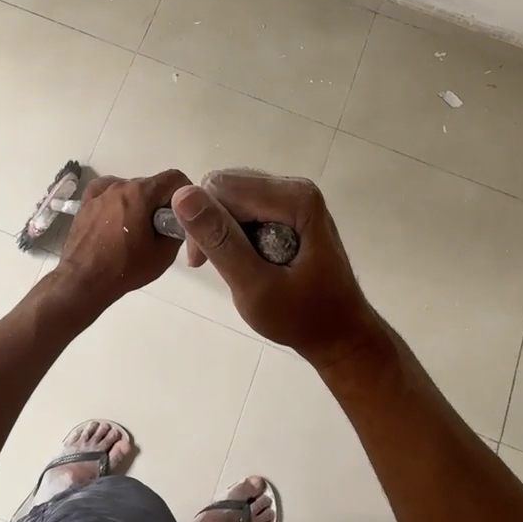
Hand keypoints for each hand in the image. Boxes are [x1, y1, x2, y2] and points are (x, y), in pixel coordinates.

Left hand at [52, 169, 191, 309]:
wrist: (83, 281)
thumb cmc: (125, 268)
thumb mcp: (163, 254)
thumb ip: (177, 230)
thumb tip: (178, 220)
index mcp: (140, 193)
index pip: (174, 178)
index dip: (184, 194)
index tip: (182, 213)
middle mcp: (119, 185)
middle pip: (151, 185)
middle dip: (159, 203)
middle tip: (159, 230)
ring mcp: (100, 192)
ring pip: (130, 189)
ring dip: (138, 204)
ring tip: (134, 231)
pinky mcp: (85, 202)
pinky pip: (107, 192)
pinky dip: (116, 200)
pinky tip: (116, 217)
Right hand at [172, 170, 384, 365]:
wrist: (341, 335)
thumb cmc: (302, 318)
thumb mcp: (254, 287)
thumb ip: (220, 241)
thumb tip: (182, 195)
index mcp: (295, 199)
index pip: (222, 187)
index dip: (202, 221)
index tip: (201, 263)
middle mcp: (296, 187)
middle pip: (226, 186)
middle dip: (209, 223)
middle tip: (211, 266)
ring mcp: (293, 196)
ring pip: (231, 194)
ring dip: (219, 229)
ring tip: (228, 266)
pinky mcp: (289, 207)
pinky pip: (244, 205)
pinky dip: (233, 230)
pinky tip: (240, 257)